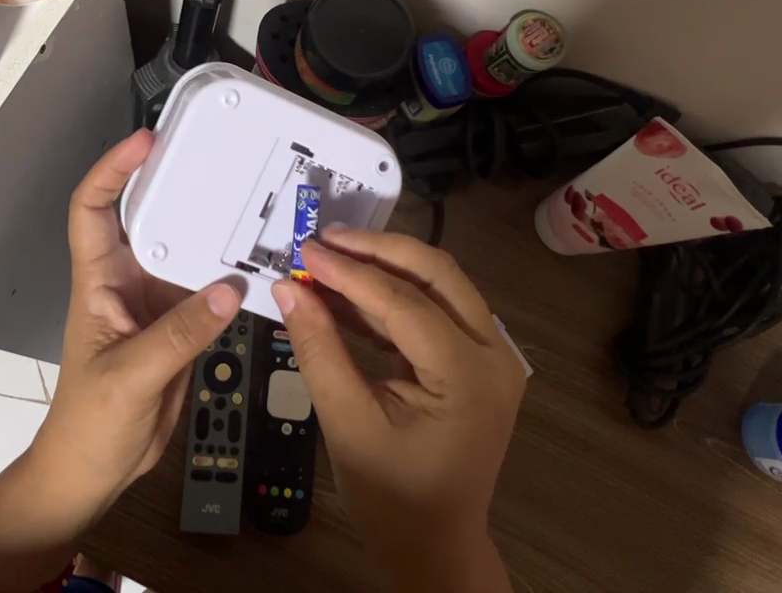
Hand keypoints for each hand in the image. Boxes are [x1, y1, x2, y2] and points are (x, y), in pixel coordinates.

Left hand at [37, 129, 242, 499]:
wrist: (95, 470)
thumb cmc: (90, 421)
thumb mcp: (131, 375)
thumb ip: (180, 334)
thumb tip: (230, 289)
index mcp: (98, 279)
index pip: (92, 209)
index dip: (111, 170)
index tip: (146, 141)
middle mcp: (126, 278)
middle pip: (144, 216)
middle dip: (169, 181)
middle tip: (210, 153)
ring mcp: (155, 299)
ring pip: (181, 248)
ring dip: (206, 224)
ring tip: (244, 195)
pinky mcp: (179, 322)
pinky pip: (206, 287)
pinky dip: (229, 270)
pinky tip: (257, 259)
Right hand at [272, 230, 523, 591]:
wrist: (435, 544)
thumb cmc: (391, 495)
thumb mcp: (347, 422)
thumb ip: (318, 348)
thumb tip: (288, 287)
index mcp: (469, 376)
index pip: (404, 303)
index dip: (350, 273)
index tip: (305, 251)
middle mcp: (493, 352)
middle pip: (435, 273)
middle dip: (377, 250)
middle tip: (324, 238)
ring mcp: (490, 352)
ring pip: (438, 282)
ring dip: (383, 266)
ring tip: (329, 256)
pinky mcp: (475, 356)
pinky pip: (433, 307)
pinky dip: (390, 295)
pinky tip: (347, 291)